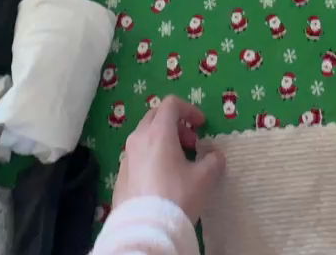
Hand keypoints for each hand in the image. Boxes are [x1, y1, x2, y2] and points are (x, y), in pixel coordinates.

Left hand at [111, 96, 226, 220]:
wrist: (145, 231)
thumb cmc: (176, 196)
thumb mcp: (204, 178)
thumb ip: (213, 160)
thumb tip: (215, 156)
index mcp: (158, 132)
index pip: (171, 104)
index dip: (189, 109)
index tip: (201, 125)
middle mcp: (138, 138)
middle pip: (156, 116)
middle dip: (175, 124)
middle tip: (190, 143)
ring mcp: (126, 157)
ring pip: (145, 136)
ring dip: (163, 141)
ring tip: (177, 163)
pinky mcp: (120, 175)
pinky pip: (137, 156)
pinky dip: (151, 157)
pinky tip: (161, 179)